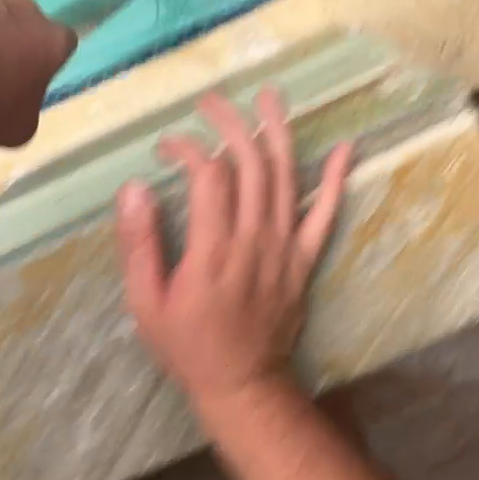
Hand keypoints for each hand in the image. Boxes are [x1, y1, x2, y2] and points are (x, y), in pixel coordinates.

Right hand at [116, 90, 352, 406]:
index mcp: (213, 249)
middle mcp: (255, 239)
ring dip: (278, 132)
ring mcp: (286, 247)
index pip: (209, 175)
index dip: (188, 148)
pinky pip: (326, 213)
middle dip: (230, 123)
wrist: (243, 383)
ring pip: (286, 177)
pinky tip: (345, 149)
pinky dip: (336, 179)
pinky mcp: (305, 258)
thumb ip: (139, 244)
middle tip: (211, 102)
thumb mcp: (146, 303)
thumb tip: (133, 187)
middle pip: (249, 163)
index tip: (167, 146)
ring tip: (270, 96)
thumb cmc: (187, 345)